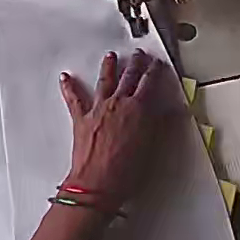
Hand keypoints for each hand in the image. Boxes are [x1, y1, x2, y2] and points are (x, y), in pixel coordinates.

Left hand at [58, 49, 169, 209]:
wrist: (97, 184)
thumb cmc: (126, 171)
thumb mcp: (152, 147)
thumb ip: (161, 124)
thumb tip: (173, 111)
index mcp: (138, 109)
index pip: (149, 83)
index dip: (154, 71)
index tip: (157, 64)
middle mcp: (118, 103)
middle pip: (129, 77)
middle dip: (135, 64)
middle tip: (139, 55)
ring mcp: (98, 109)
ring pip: (105, 81)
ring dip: (109, 67)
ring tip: (110, 56)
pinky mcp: (81, 118)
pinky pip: (74, 99)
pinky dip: (69, 87)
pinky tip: (66, 77)